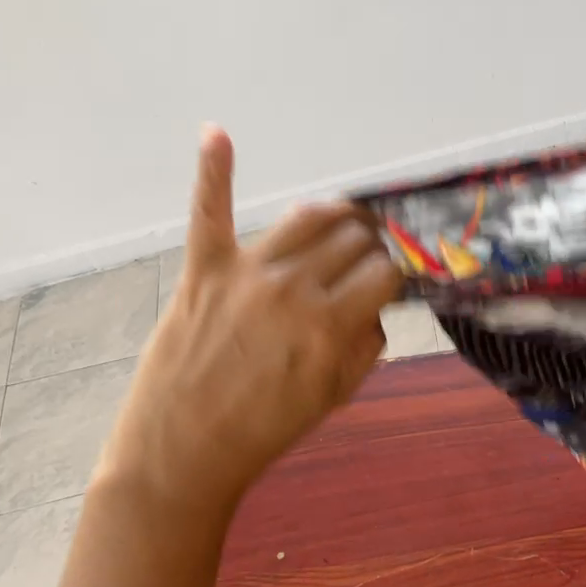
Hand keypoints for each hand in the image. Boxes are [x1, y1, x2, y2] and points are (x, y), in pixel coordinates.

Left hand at [94, 126, 401, 520]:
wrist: (183, 453)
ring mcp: (246, 274)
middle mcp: (294, 288)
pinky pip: (209, 211)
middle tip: (375, 257)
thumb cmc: (267, 429)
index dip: (401, 271)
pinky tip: (217, 133)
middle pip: (354, 240)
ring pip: (307, 218)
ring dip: (337, 213)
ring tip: (348, 219)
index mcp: (332, 325)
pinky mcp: (202, 271)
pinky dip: (214, 170)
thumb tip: (378, 308)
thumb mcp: (336, 394)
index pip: (386, 272)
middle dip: (375, 245)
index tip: (401, 277)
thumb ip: (367, 346)